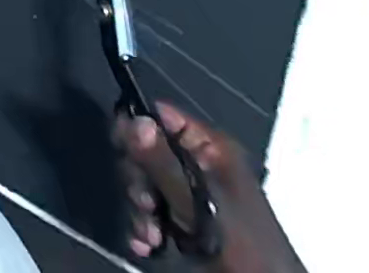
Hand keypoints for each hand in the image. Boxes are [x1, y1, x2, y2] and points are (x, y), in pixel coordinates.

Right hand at [114, 102, 305, 272]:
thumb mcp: (201, 203)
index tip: (124, 151)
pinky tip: (147, 245)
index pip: (161, 117)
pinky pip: (150, 211)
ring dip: (140, 209)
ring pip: (145, 183)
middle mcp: (198, 165)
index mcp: (210, 149)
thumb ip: (162, 161)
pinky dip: (144, 226)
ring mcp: (191, 195)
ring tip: (152, 236)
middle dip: (139, 181)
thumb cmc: (244, 251)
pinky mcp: (184, 223)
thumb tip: (130, 118)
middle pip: (146, 151)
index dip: (135, 128)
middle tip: (147, 205)